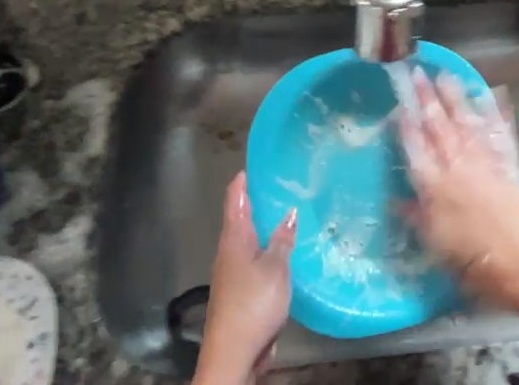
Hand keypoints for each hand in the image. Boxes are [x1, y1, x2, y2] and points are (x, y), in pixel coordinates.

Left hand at [197, 171, 296, 383]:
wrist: (233, 354)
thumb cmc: (253, 303)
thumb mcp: (276, 268)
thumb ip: (283, 240)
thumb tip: (290, 211)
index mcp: (234, 239)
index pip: (235, 200)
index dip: (243, 182)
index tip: (254, 164)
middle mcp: (229, 252)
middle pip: (240, 220)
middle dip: (256, 203)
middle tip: (280, 185)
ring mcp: (232, 274)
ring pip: (248, 242)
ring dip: (263, 228)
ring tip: (286, 214)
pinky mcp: (240, 293)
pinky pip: (254, 261)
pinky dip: (266, 250)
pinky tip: (283, 253)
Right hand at [399, 69, 518, 296]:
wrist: (516, 258)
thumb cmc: (469, 258)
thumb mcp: (433, 241)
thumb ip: (415, 215)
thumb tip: (396, 201)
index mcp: (432, 184)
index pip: (415, 144)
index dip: (406, 122)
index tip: (399, 101)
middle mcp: (455, 164)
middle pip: (437, 124)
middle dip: (426, 97)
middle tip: (417, 73)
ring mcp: (481, 159)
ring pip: (464, 120)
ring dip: (454, 97)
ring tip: (445, 76)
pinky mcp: (504, 160)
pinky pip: (495, 130)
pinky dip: (490, 111)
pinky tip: (486, 96)